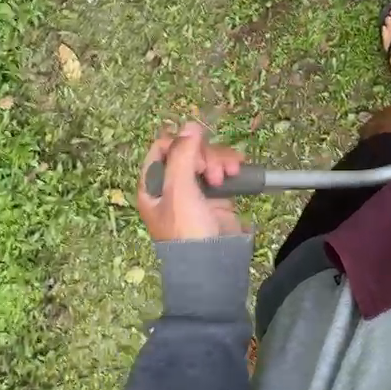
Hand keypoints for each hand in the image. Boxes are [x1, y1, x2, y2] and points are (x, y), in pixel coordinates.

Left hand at [136, 122, 244, 242]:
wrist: (212, 264)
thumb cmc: (187, 229)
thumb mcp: (179, 190)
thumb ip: (183, 155)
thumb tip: (190, 125)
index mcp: (153, 184)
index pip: (162, 148)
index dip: (180, 144)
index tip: (194, 153)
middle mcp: (172, 184)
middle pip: (189, 150)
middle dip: (205, 154)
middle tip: (212, 171)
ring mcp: (196, 190)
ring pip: (208, 158)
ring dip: (220, 159)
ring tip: (230, 172)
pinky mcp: (217, 196)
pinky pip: (222, 170)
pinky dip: (230, 166)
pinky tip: (237, 170)